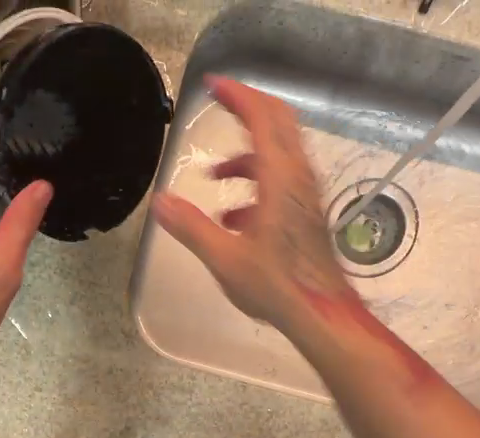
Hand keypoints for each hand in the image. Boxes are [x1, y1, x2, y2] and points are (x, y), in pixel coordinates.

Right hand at [151, 77, 353, 330]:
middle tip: (220, 108)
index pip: (260, 117)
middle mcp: (297, 177)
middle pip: (276, 124)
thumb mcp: (224, 258)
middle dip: (246, 112)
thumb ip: (191, 228)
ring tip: (216, 179)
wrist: (319, 311)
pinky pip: (282, 182)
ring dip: (246, 158)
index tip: (212, 85)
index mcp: (279, 178)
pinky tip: (234, 218)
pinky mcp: (307, 214)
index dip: (236, 96)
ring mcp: (306, 196)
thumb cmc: (275, 286)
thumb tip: (160, 203)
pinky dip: (257, 184)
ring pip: (278, 156)